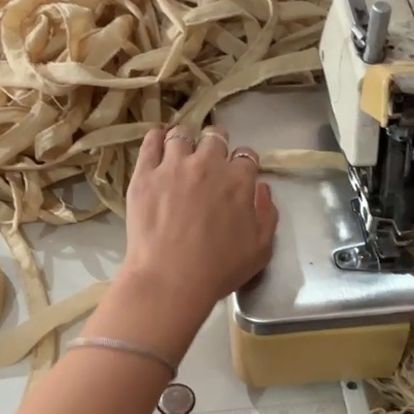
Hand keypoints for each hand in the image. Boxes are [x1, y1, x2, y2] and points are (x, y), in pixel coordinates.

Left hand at [121, 125, 277, 310]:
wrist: (170, 279)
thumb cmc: (219, 269)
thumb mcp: (261, 249)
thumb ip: (268, 214)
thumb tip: (262, 189)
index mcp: (239, 180)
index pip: (246, 155)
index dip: (244, 162)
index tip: (238, 172)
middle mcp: (208, 164)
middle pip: (215, 137)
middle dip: (216, 142)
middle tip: (211, 156)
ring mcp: (173, 166)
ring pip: (182, 134)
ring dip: (187, 139)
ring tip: (182, 150)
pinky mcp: (145, 174)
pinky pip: (150, 143)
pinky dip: (156, 137)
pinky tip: (158, 140)